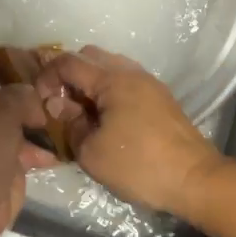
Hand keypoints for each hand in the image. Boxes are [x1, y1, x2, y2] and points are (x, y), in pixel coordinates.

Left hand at [0, 15, 53, 236]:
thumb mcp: (1, 111)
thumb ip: (23, 95)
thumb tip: (39, 100)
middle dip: (19, 69)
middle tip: (47, 50)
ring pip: (19, 113)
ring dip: (40, 107)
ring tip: (69, 90)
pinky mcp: (9, 161)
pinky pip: (32, 144)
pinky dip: (49, 143)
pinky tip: (71, 133)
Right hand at [32, 48, 225, 216]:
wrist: (195, 179)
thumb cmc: (139, 165)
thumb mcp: (92, 152)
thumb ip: (70, 124)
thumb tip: (58, 105)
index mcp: (112, 79)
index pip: (68, 62)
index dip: (47, 77)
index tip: (40, 102)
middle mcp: (131, 72)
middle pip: (90, 57)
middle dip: (69, 76)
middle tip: (61, 104)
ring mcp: (149, 83)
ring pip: (110, 68)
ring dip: (90, 84)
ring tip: (82, 114)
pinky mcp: (160, 98)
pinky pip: (126, 82)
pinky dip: (109, 92)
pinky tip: (106, 119)